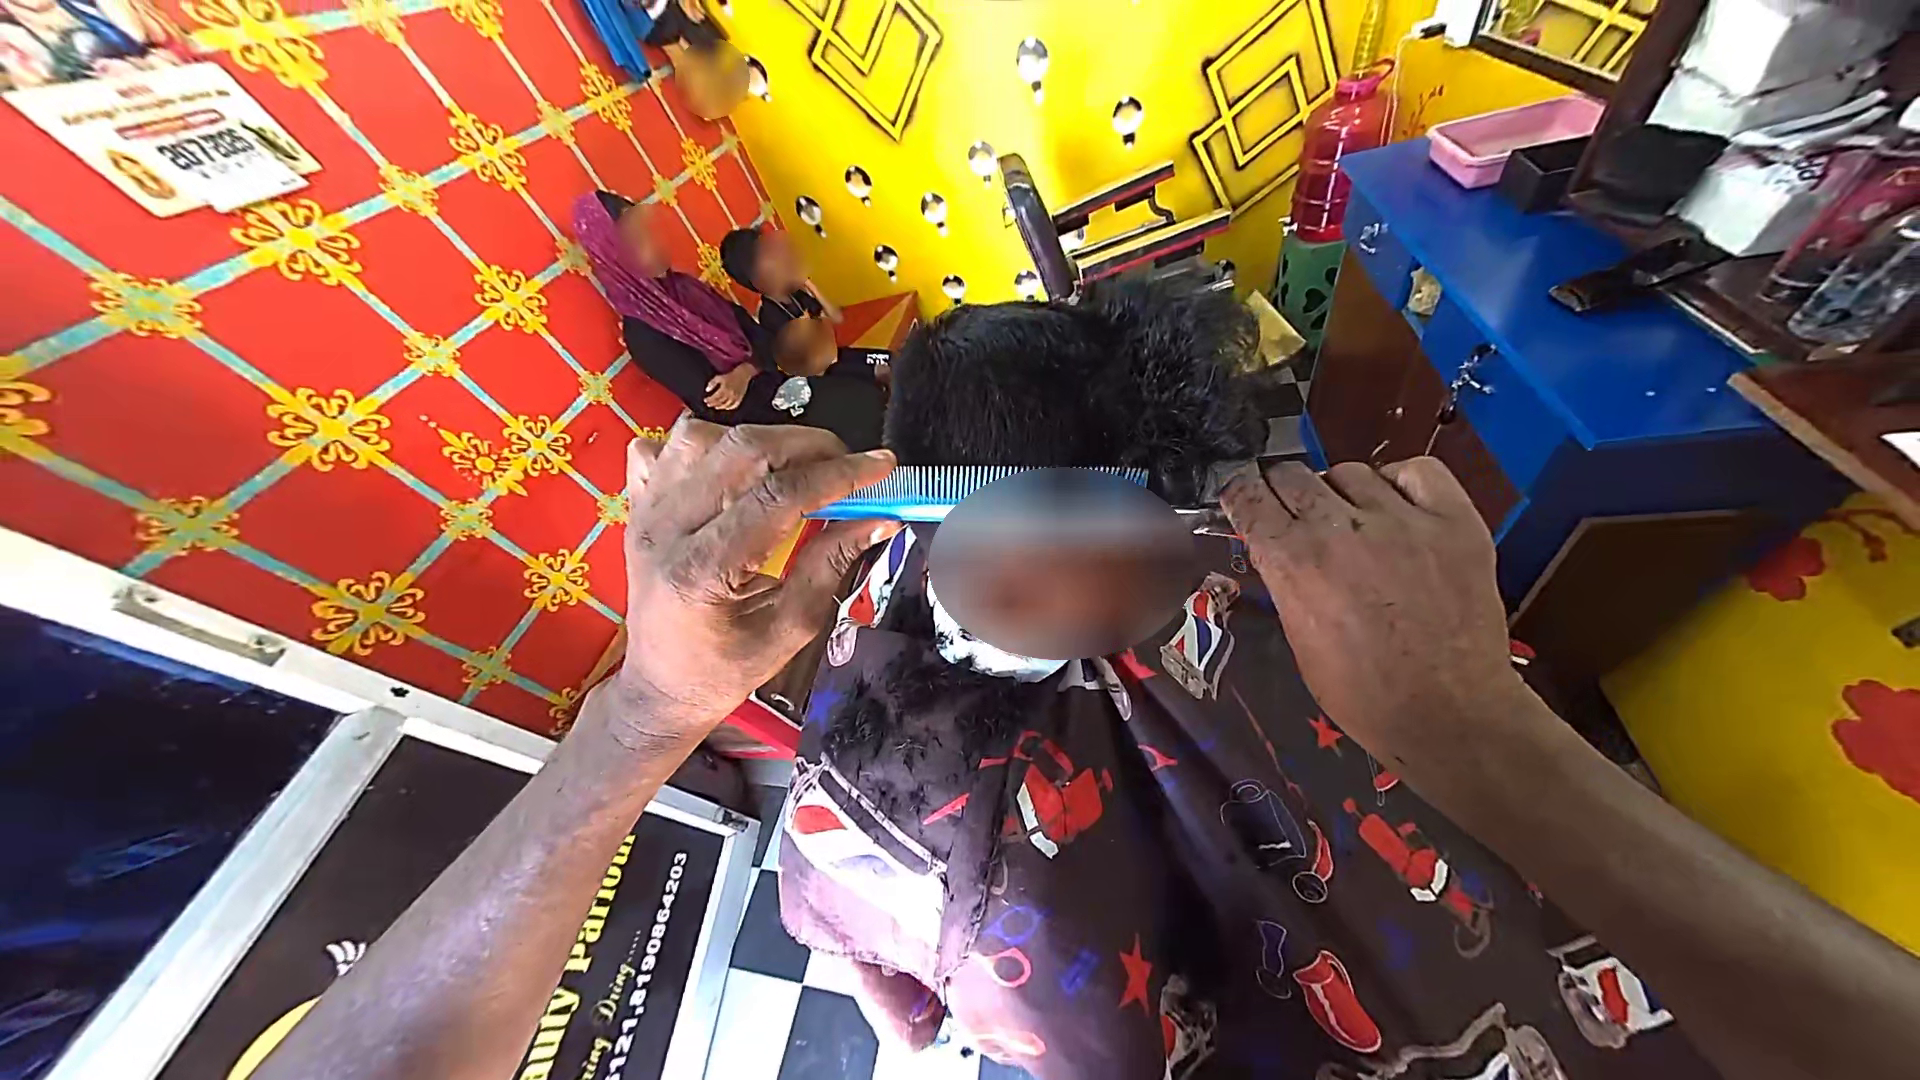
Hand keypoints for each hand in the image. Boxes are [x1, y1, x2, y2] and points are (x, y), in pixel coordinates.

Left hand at [608, 418, 898, 743]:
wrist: (662, 684)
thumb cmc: (725, 668)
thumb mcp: (793, 627)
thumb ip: (833, 563)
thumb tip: (880, 519)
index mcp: (703, 570)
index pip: (779, 496)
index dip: (839, 474)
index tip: (880, 467)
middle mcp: (665, 529)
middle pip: (742, 450)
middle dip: (809, 447)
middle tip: (847, 466)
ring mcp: (646, 510)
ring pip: (703, 436)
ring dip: (762, 442)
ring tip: (794, 469)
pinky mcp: (640, 503)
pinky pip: (668, 447)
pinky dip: (709, 444)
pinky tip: (735, 471)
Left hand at [703, 364, 753, 410]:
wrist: (742, 375)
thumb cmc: (730, 376)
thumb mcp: (719, 377)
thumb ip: (712, 383)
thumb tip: (707, 390)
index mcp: (724, 389)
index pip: (715, 397)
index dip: (710, 400)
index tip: (705, 400)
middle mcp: (730, 394)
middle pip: (720, 402)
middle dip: (713, 404)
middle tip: (709, 405)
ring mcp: (735, 397)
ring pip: (727, 405)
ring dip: (720, 407)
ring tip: (716, 407)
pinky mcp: (740, 398)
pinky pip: (735, 405)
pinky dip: (730, 407)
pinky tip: (726, 407)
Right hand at [1220, 458, 1524, 770]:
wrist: (1447, 711)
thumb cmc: (1355, 686)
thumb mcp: (1293, 629)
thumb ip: (1282, 574)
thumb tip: (1275, 540)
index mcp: (1291, 560)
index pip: (1247, 494)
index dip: (1239, 492)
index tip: (1242, 497)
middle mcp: (1338, 529)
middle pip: (1291, 473)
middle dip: (1281, 489)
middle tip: (1292, 511)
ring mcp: (1401, 520)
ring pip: (1348, 471)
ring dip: (1337, 491)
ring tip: (1349, 518)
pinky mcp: (1455, 521)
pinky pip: (1416, 470)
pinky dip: (1397, 481)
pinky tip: (1395, 506)